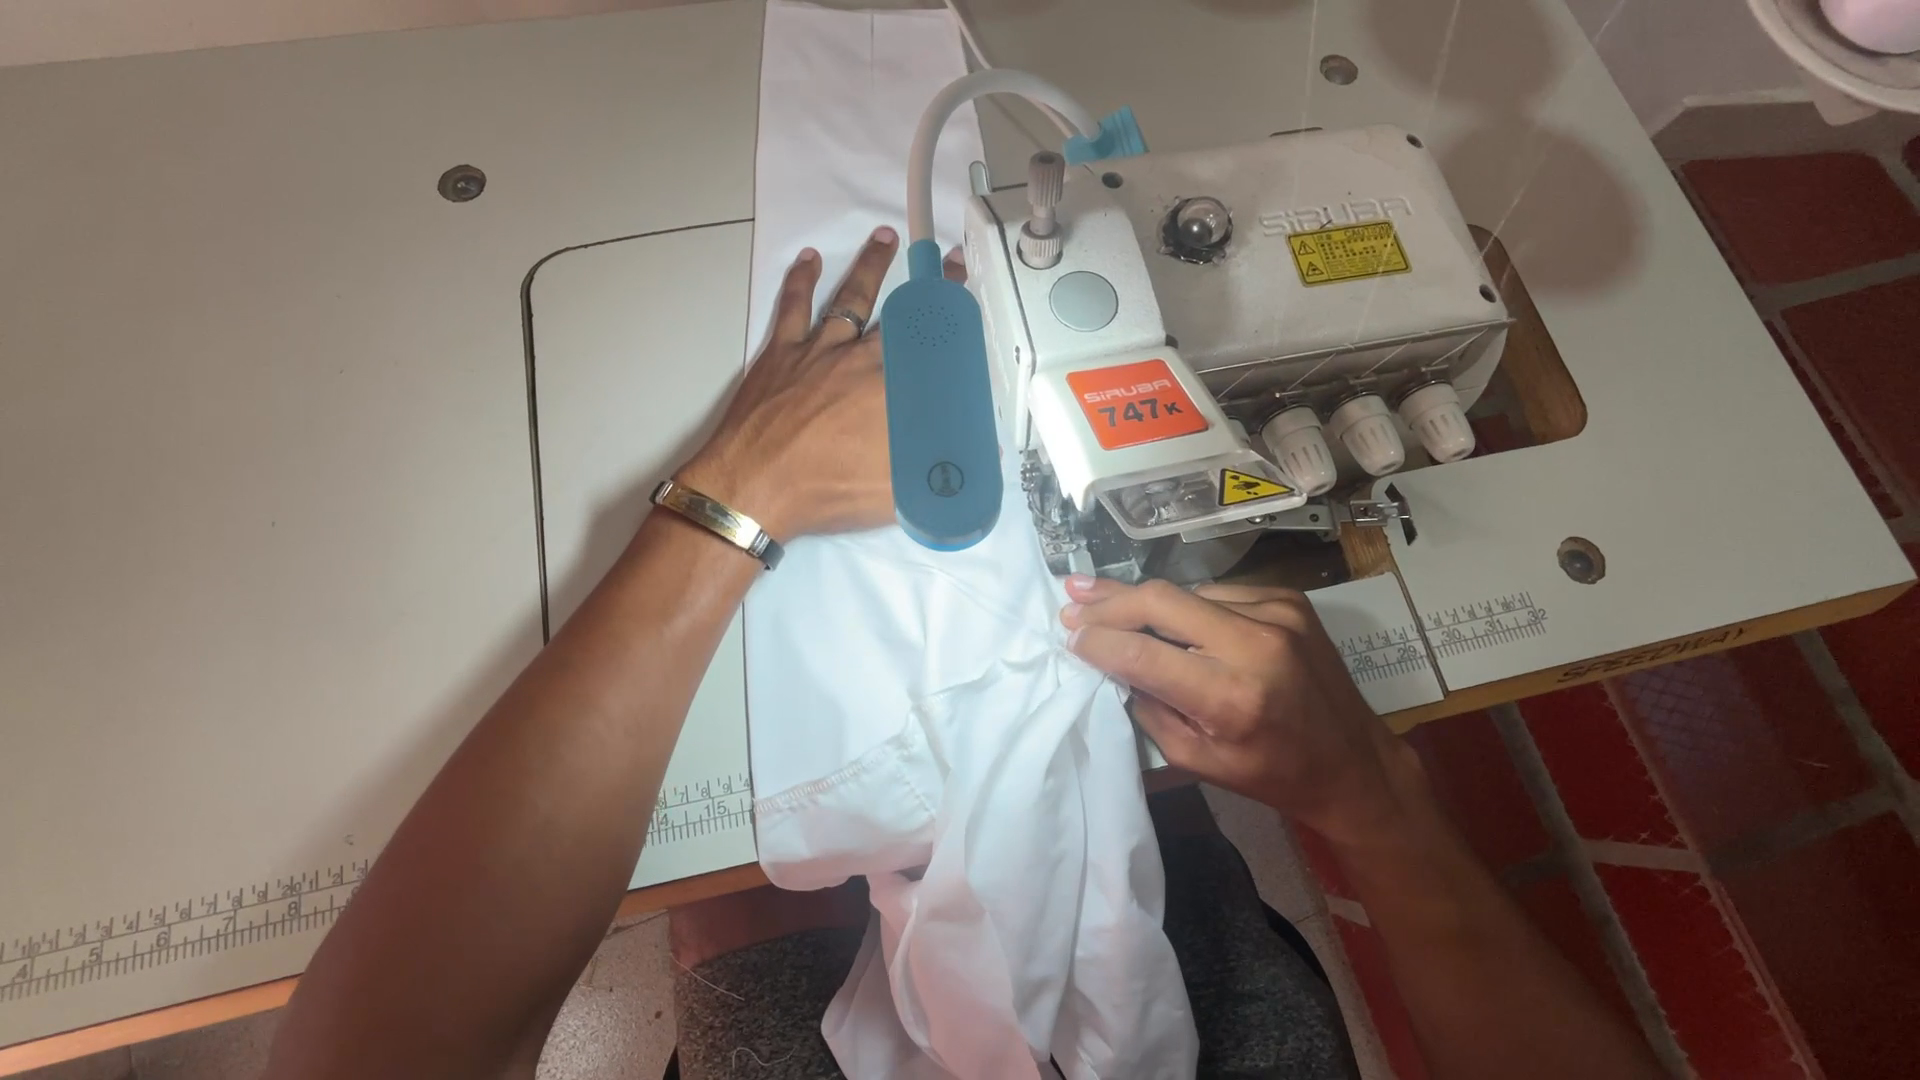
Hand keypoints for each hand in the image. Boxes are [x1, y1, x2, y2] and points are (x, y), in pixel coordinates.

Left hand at [676, 226, 963, 540]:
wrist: (753, 489)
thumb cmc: (826, 492)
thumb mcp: (897, 494)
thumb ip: (939, 475)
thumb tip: (980, 465)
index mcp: (891, 390)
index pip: (933, 346)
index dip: (954, 318)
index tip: (969, 294)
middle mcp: (859, 360)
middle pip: (899, 315)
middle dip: (925, 287)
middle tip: (943, 260)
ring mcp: (817, 351)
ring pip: (850, 298)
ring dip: (870, 267)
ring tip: (884, 238)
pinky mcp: (780, 354)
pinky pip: (794, 307)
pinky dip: (802, 280)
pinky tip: (809, 260)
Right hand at [1059, 576, 1418, 845]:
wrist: (1355, 761)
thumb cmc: (1271, 773)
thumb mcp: (1198, 760)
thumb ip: (1149, 708)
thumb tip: (1111, 663)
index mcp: (1233, 696)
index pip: (1143, 654)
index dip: (1098, 641)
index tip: (1069, 636)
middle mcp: (1257, 643)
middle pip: (1160, 600)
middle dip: (1109, 601)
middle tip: (1073, 600)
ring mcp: (1277, 613)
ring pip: (1185, 593)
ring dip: (1144, 602)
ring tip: (1105, 601)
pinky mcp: (1288, 598)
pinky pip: (1216, 595)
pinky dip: (1188, 608)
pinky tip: (1172, 620)